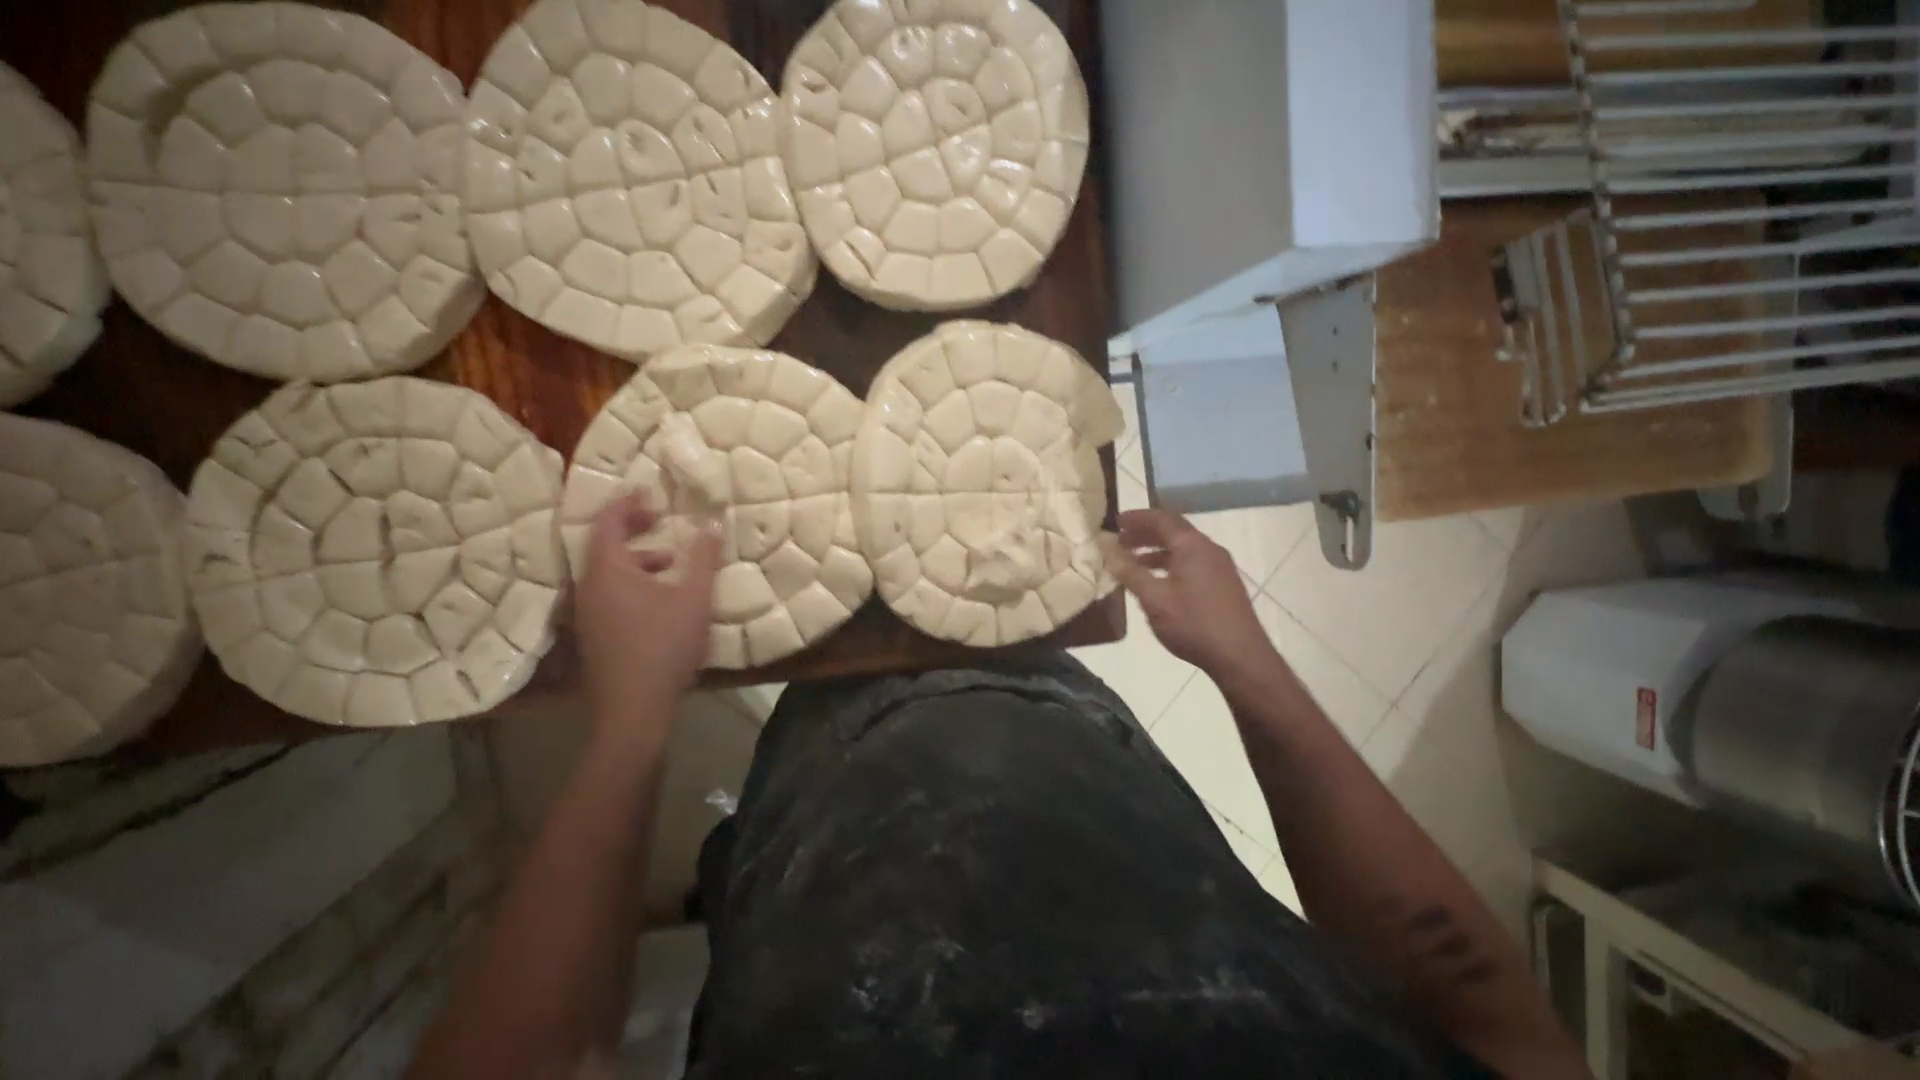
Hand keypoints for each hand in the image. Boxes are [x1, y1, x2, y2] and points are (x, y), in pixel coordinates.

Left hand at [576, 491, 722, 739]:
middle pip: (603, 544)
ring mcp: (587, 613)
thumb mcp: (694, 598)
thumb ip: (704, 557)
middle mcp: (588, 587)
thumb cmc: (664, 647)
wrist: (633, 711)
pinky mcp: (594, 635)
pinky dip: (631, 582)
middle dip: (632, 527)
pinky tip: (660, 600)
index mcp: (607, 570)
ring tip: (669, 561)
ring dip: (636, 559)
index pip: (607, 521)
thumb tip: (713, 520)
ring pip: (607, 572)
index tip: (650, 491)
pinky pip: (608, 593)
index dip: (628, 502)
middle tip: (659, 517)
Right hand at [1106, 509, 1274, 677]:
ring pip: (1183, 549)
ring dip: (1157, 552)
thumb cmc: (1194, 624)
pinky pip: (1192, 564)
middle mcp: (1209, 549)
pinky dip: (1171, 565)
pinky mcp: (1224, 585)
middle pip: (1173, 531)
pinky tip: (1158, 584)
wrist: (1241, 657)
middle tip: (1120, 541)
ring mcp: (1220, 567)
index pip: (1161, 519)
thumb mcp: (1155, 600)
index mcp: (1192, 546)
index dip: (1136, 518)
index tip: (1114, 522)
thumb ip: (1130, 573)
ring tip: (1133, 564)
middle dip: (1145, 534)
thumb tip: (1109, 552)